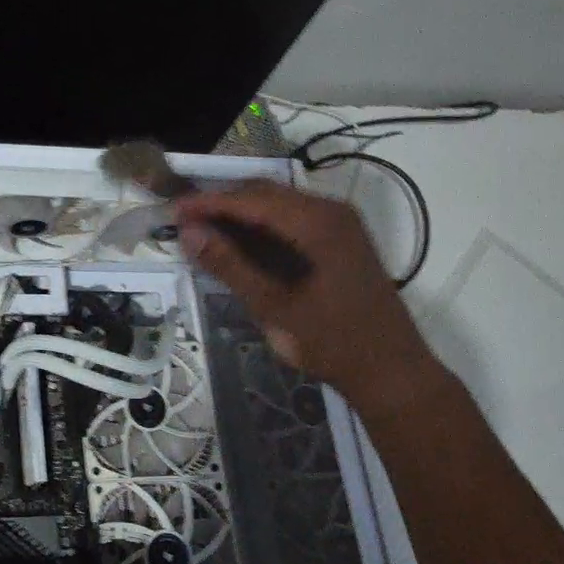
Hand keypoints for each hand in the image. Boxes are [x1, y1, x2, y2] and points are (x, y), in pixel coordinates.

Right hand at [177, 181, 450, 421]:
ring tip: (201, 231)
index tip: (172, 212)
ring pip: (277, 204)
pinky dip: (259, 226)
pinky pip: (291, 219)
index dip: (208, 203)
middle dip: (221, 204)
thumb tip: (188, 233)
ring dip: (238, 214)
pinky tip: (236, 243)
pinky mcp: (339, 240)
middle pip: (264, 193)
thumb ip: (230, 266)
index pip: (251, 200)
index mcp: (318, 223)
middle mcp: (331, 212)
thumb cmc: (333, 342)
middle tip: (181, 222)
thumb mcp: (273, 306)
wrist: (390, 370)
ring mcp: (339, 225)